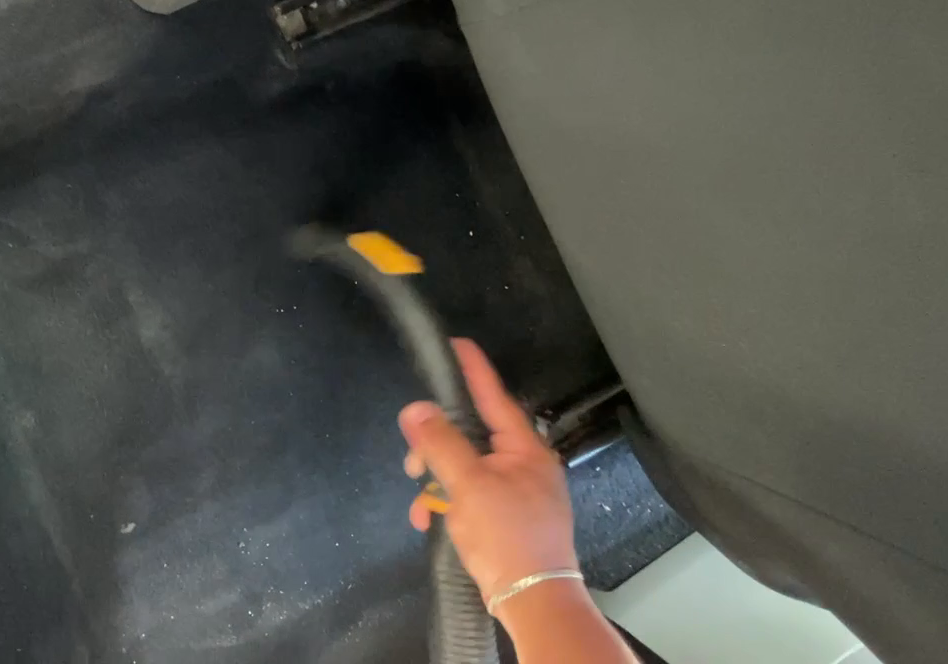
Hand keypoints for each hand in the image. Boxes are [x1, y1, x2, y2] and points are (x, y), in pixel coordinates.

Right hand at [398, 338, 576, 599]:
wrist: (533, 606)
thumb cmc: (507, 537)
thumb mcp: (468, 485)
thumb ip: (439, 442)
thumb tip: (415, 408)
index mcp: (524, 450)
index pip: (493, 396)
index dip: (473, 369)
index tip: (457, 342)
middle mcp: (522, 466)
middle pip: (469, 434)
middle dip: (435, 446)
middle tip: (413, 459)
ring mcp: (515, 493)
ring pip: (462, 466)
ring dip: (435, 480)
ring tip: (422, 503)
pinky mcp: (504, 519)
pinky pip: (467, 495)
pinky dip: (445, 504)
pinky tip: (428, 520)